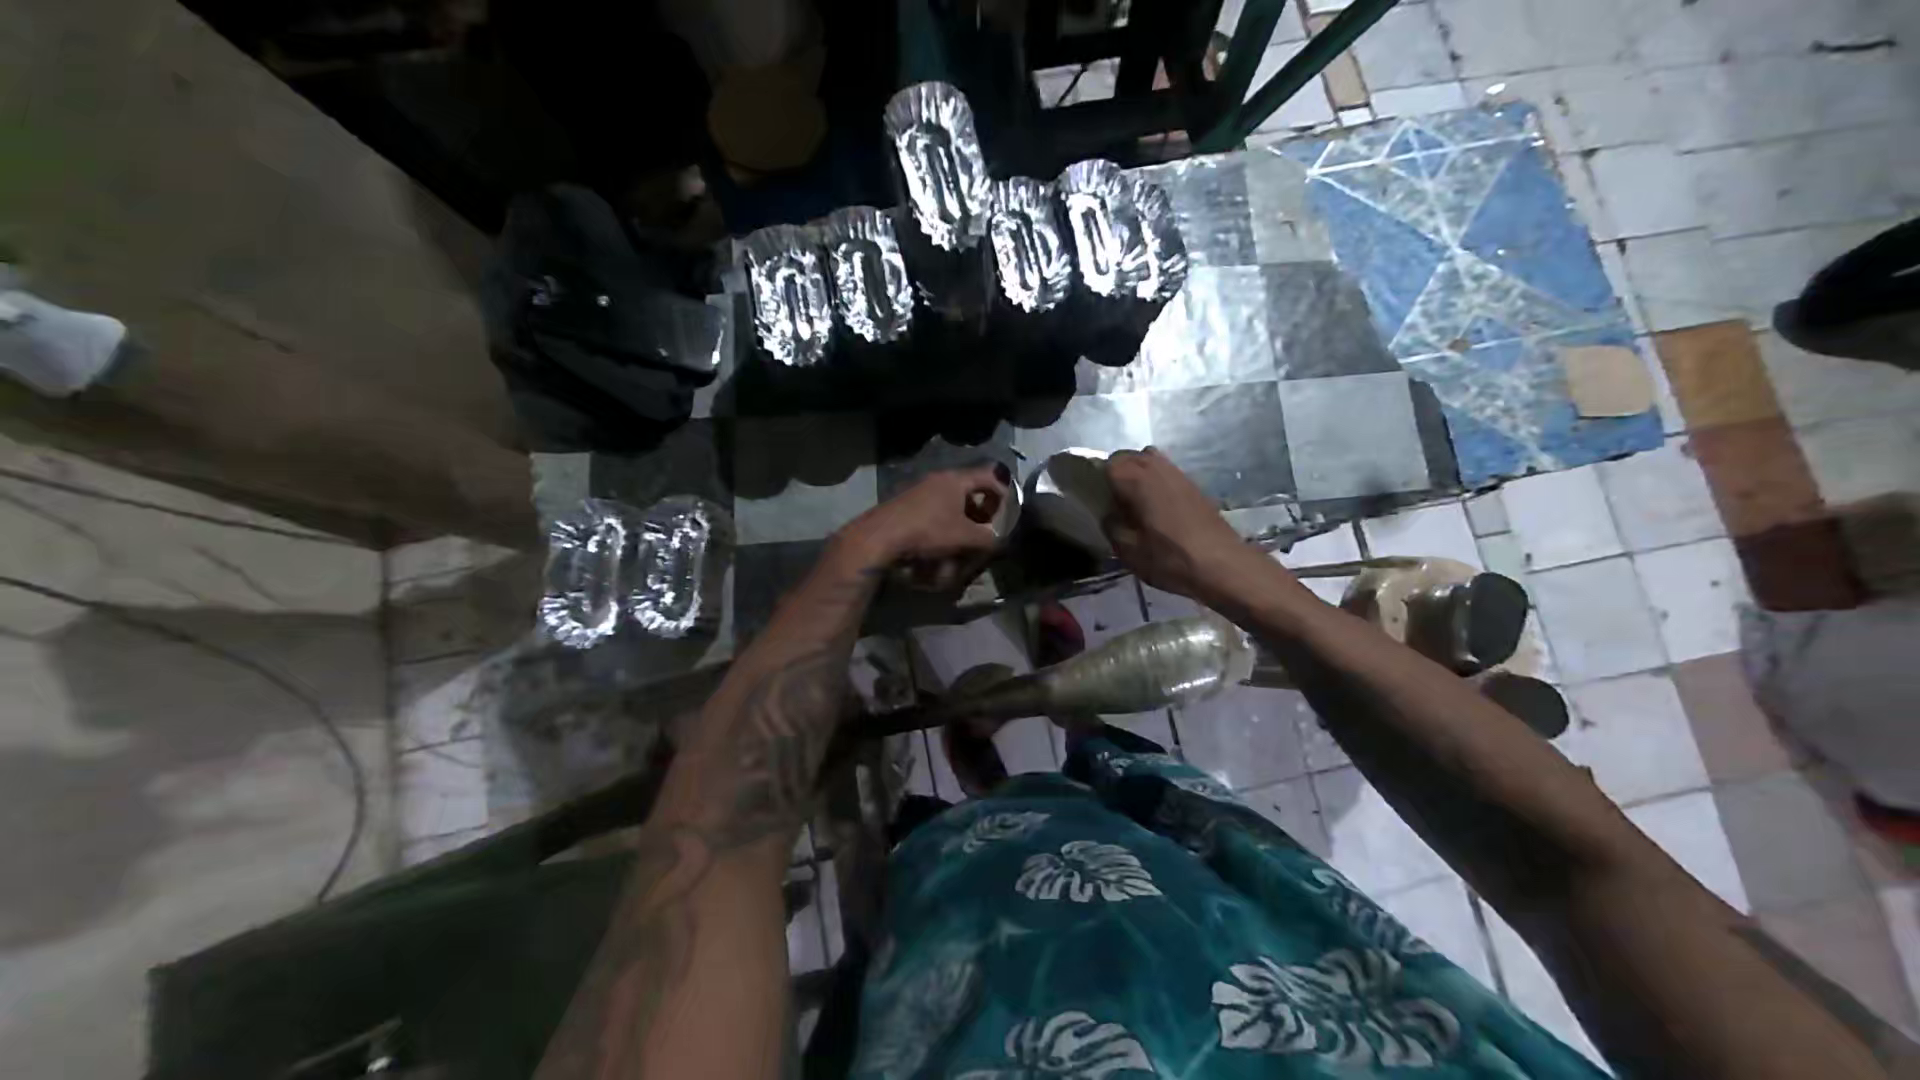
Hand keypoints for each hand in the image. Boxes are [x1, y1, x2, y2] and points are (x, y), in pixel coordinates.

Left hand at [832, 464, 1010, 585]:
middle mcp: (936, 480)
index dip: (1002, 494)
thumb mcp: (965, 537)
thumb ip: (988, 538)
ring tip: (961, 547)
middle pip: (968, 492)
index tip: (1007, 513)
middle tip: (985, 532)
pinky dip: (941, 530)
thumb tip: (1000, 540)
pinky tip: (938, 549)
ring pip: (949, 505)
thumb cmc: (928, 531)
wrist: (879, 538)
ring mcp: (918, 491)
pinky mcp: (904, 506)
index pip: (988, 477)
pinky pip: (932, 515)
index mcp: (955, 479)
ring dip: (959, 525)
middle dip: (979, 514)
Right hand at [1103, 447, 1274, 602]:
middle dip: (1115, 473)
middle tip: (1110, 500)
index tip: (1093, 498)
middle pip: (1127, 457)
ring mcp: (1178, 474)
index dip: (1096, 479)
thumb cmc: (1170, 558)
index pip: (1106, 464)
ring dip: (1136, 475)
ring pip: (1148, 461)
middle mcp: (1156, 467)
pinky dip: (1154, 482)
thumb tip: (1109, 514)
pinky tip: (1155, 507)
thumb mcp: (1128, 550)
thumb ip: (1111, 525)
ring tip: (1132, 502)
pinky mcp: (1193, 485)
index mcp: (1136, 478)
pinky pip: (1165, 473)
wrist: (1223, 564)